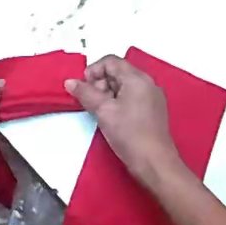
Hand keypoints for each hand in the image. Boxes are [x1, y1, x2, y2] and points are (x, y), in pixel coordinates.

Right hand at [66, 55, 187, 191]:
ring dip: (108, 94)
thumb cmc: (129, 134)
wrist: (155, 163)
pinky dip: (119, 102)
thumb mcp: (103, 111)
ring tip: (100, 112)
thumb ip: (85, 93)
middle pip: (118, 72)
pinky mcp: (153, 110)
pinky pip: (132, 97)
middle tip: (91, 102)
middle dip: (100, 83)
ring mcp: (153, 97)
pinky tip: (112, 118)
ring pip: (124, 86)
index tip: (83, 87)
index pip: (111, 61)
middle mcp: (148, 83)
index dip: (93, 70)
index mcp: (137, 78)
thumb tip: (70, 82)